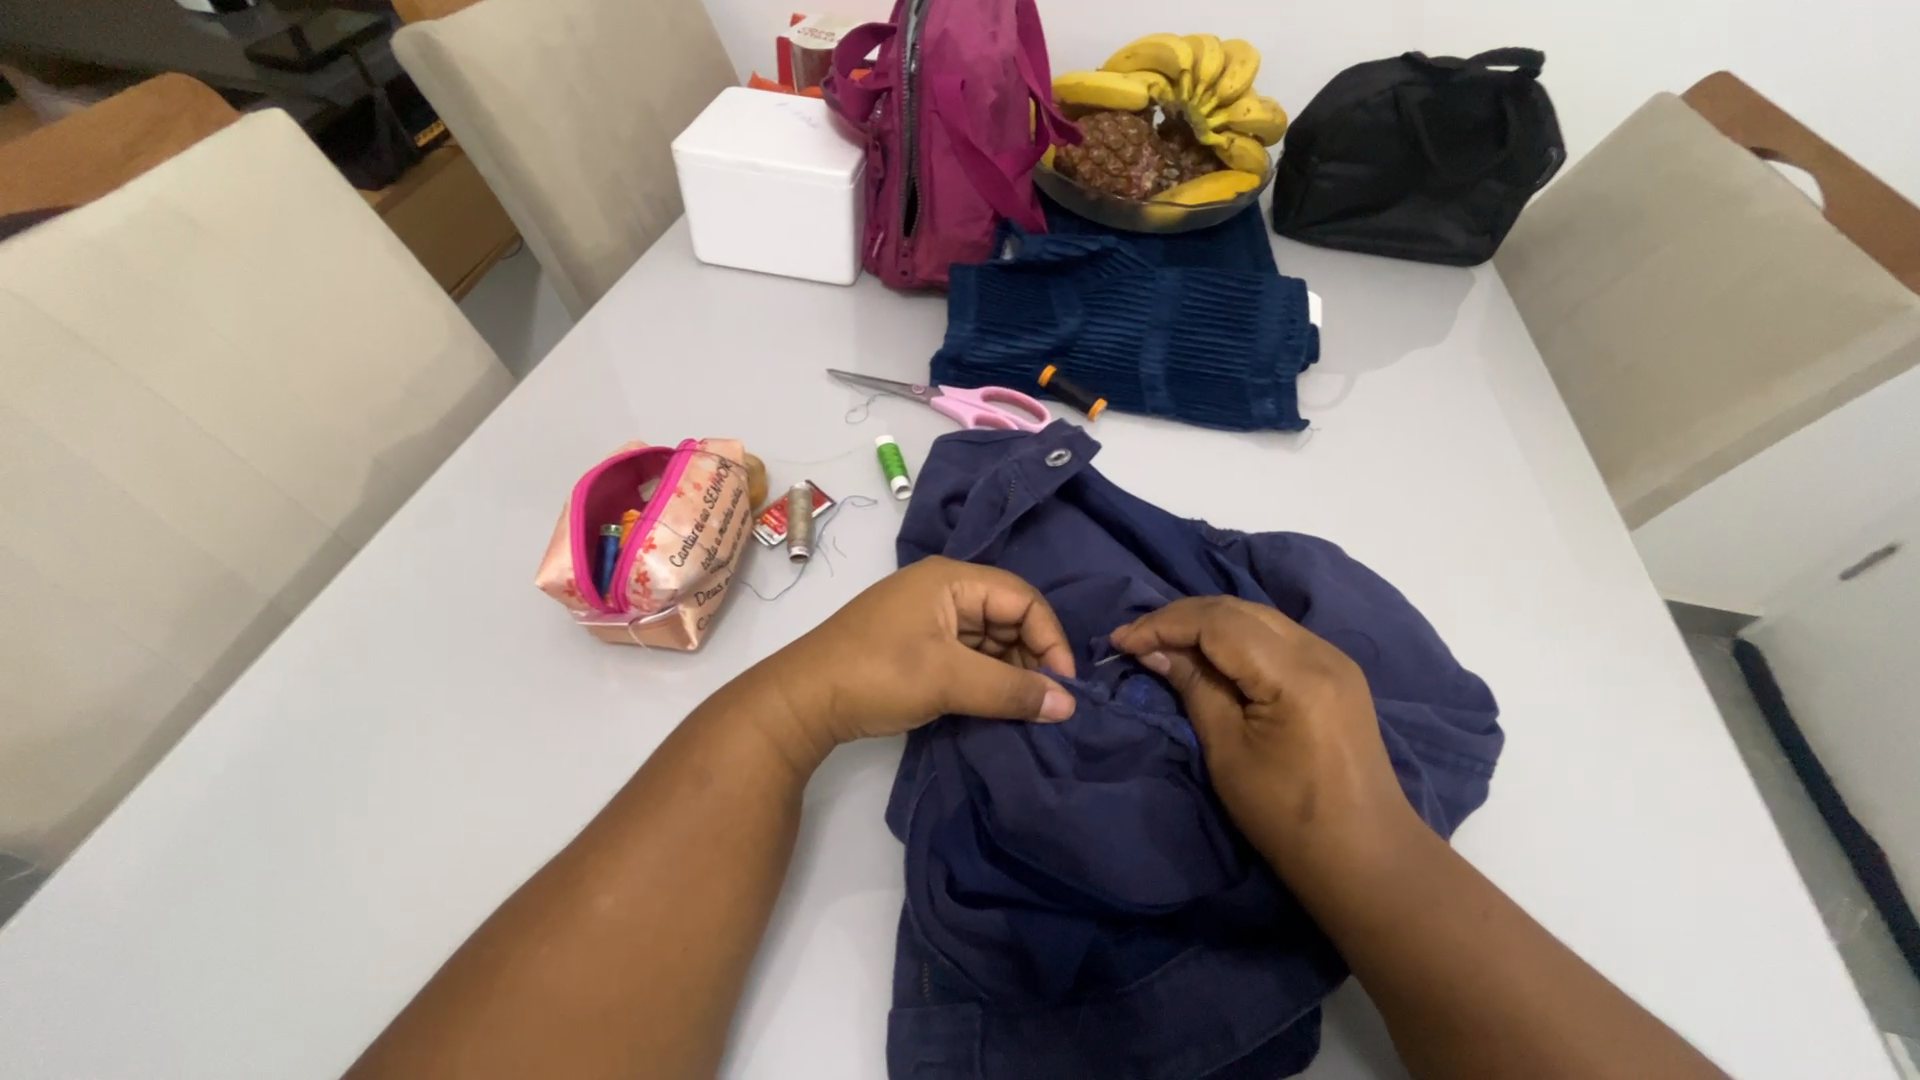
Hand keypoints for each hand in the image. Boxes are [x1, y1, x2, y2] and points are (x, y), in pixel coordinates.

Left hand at [746, 558, 1077, 767]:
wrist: (803, 700)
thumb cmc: (878, 674)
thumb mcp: (949, 680)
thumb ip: (1012, 690)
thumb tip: (1069, 705)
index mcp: (952, 579)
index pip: (1023, 599)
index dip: (1050, 639)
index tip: (1062, 686)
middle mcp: (944, 591)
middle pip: (1008, 618)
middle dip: (1031, 658)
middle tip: (1045, 704)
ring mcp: (929, 619)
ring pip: (990, 640)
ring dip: (1010, 673)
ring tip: (1023, 711)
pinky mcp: (918, 647)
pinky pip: (968, 656)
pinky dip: (986, 680)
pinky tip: (996, 707)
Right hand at [1109, 597, 1416, 877]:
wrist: (1366, 857)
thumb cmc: (1287, 817)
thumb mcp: (1227, 752)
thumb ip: (1194, 688)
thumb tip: (1155, 650)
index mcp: (1296, 676)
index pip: (1219, 623)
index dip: (1164, 624)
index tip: (1121, 642)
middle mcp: (1320, 652)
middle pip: (1237, 610)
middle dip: (1180, 617)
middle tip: (1134, 639)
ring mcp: (1333, 658)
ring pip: (1255, 617)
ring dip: (1204, 623)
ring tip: (1161, 642)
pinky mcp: (1335, 671)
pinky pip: (1273, 635)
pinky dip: (1232, 636)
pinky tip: (1206, 652)